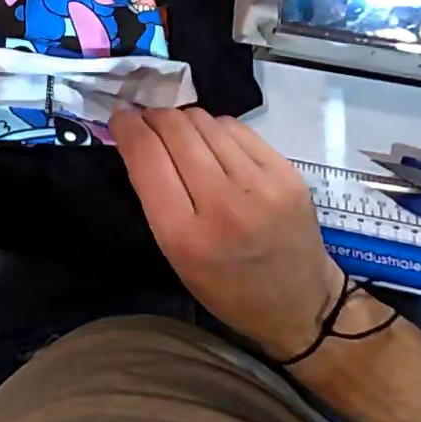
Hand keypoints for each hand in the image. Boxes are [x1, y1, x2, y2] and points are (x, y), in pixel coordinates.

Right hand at [113, 107, 378, 362]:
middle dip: (153, 117)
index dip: (127, 126)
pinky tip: (214, 143)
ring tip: (181, 135)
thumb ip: (154, 195)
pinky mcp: (286, 171)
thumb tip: (137, 137)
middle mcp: (223, 204)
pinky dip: (215, 128)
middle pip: (175, 128)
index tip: (120, 118)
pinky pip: (234, 127)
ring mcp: (260, 184)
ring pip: (204, 120)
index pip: (146, 156)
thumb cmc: (225, 286)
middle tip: (148, 122)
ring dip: (184, 121)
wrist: (300, 304)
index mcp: (185, 235)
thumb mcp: (174, 253)